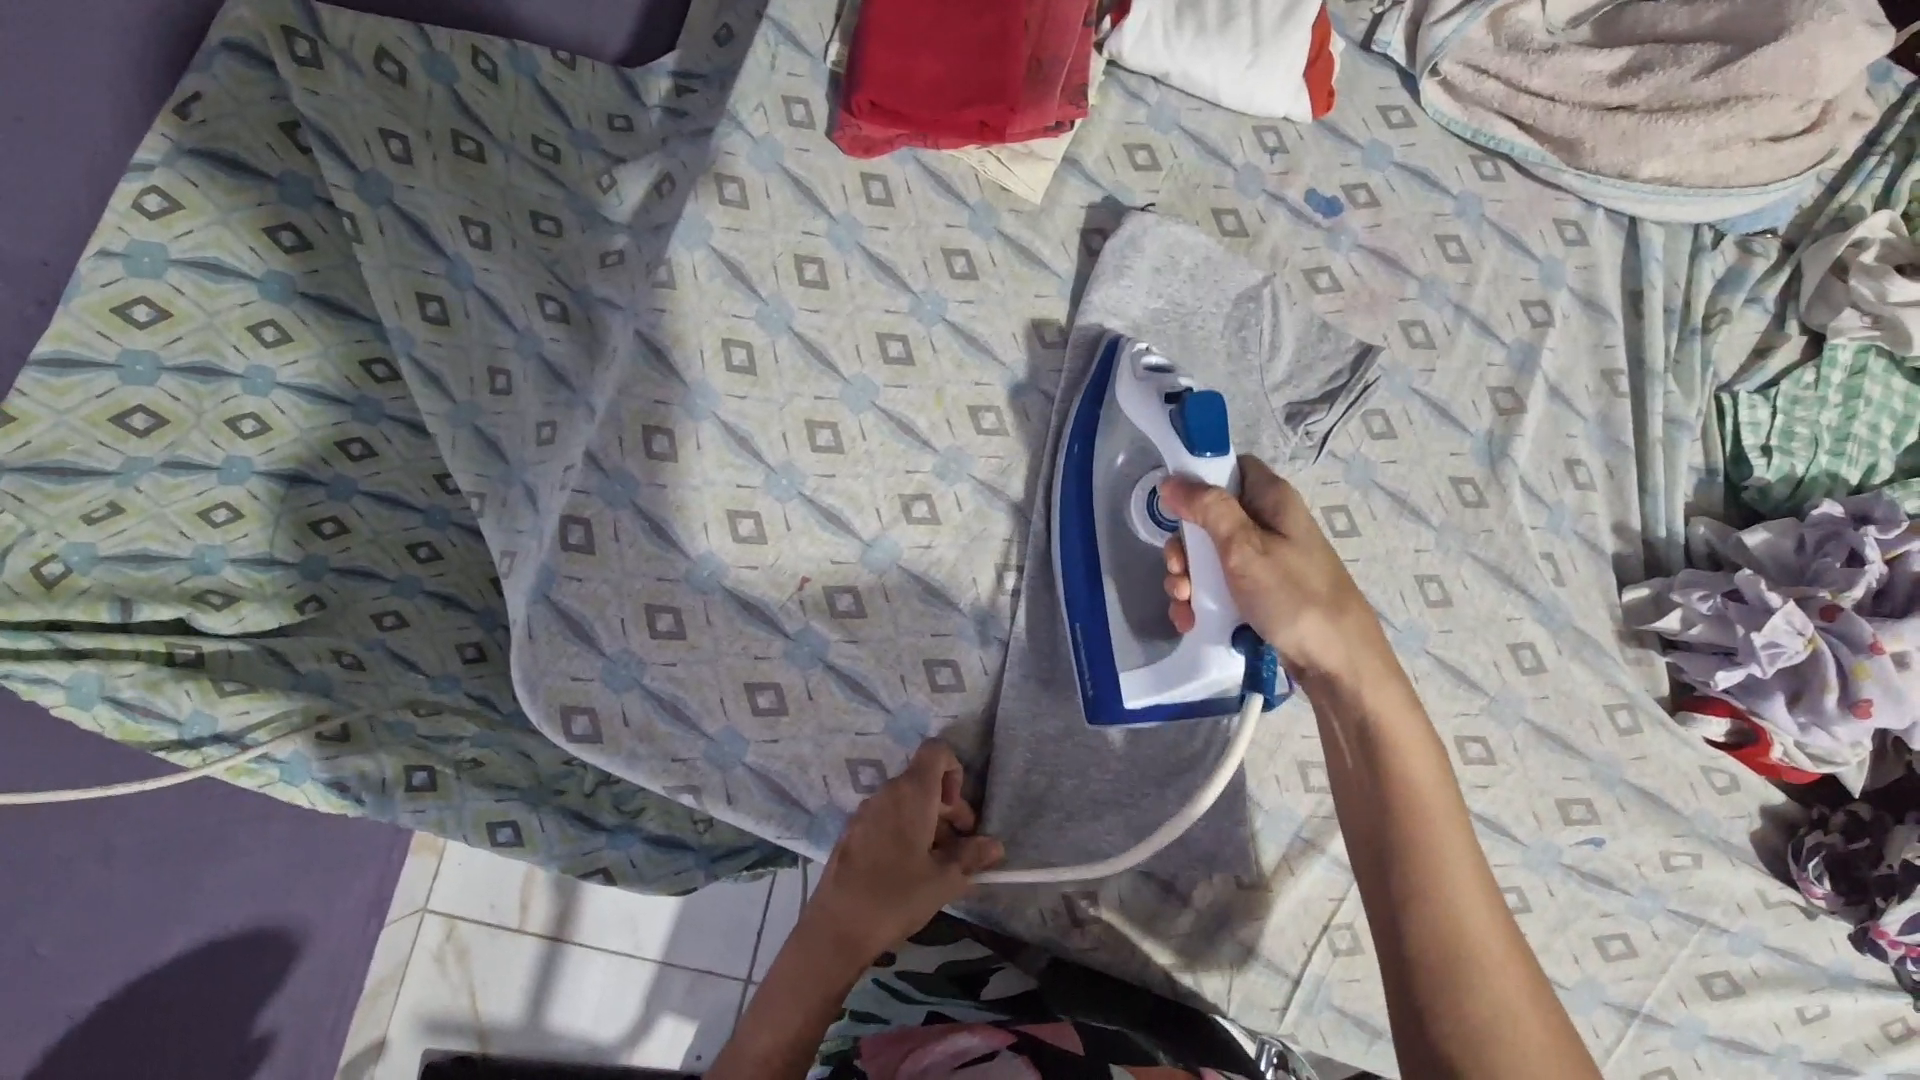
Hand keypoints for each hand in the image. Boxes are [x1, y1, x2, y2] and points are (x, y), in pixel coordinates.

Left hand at [799, 739, 1003, 961]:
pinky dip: (906, 833)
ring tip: (939, 866)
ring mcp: (865, 812)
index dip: (955, 772)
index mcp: (911, 794)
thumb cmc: (895, 897)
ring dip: (929, 824)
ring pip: (906, 803)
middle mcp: (886, 793)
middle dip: (949, 809)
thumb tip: (994, 846)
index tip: (960, 813)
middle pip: (924, 781)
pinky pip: (888, 819)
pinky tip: (911, 872)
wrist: (836, 928)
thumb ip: (971, 857)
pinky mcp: (853, 833)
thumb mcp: (944, 880)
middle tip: (962, 849)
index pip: (936, 751)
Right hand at [1160, 454, 1382, 680]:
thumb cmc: (1293, 596)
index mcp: (1271, 500)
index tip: (1173, 503)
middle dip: (1184, 546)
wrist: (1335, 662)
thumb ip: (1208, 509)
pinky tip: (1190, 619)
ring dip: (1187, 579)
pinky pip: (1217, 587)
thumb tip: (1172, 481)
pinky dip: (1199, 601)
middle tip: (1180, 570)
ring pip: (1207, 557)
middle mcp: (1267, 524)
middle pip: (1209, 518)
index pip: (1231, 467)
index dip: (1199, 479)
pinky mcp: (1256, 593)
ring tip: (1185, 602)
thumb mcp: (1245, 548)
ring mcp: (1262, 561)